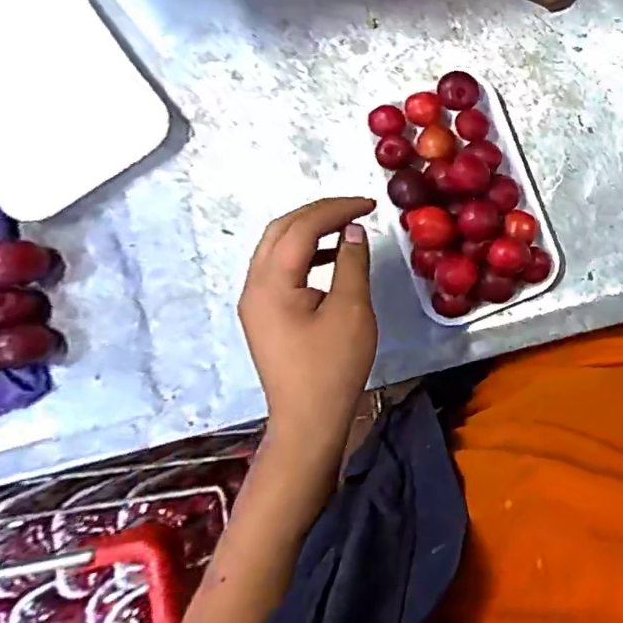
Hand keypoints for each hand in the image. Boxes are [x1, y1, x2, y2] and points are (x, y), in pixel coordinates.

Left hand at [238, 197, 378, 447]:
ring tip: (347, 227)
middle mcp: (254, 286)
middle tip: (357, 208)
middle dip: (319, 212)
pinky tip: (332, 258)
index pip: (301, 228)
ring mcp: (256, 302)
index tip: (369, 205)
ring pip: (277, 247)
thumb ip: (351, 262)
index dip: (336, 209)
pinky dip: (306, 252)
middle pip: (281, 231)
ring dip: (311, 230)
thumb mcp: (351, 309)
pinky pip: (280, 268)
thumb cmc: (333, 365)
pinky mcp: (265, 314)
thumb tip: (353, 230)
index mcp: (271, 283)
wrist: (309, 418)